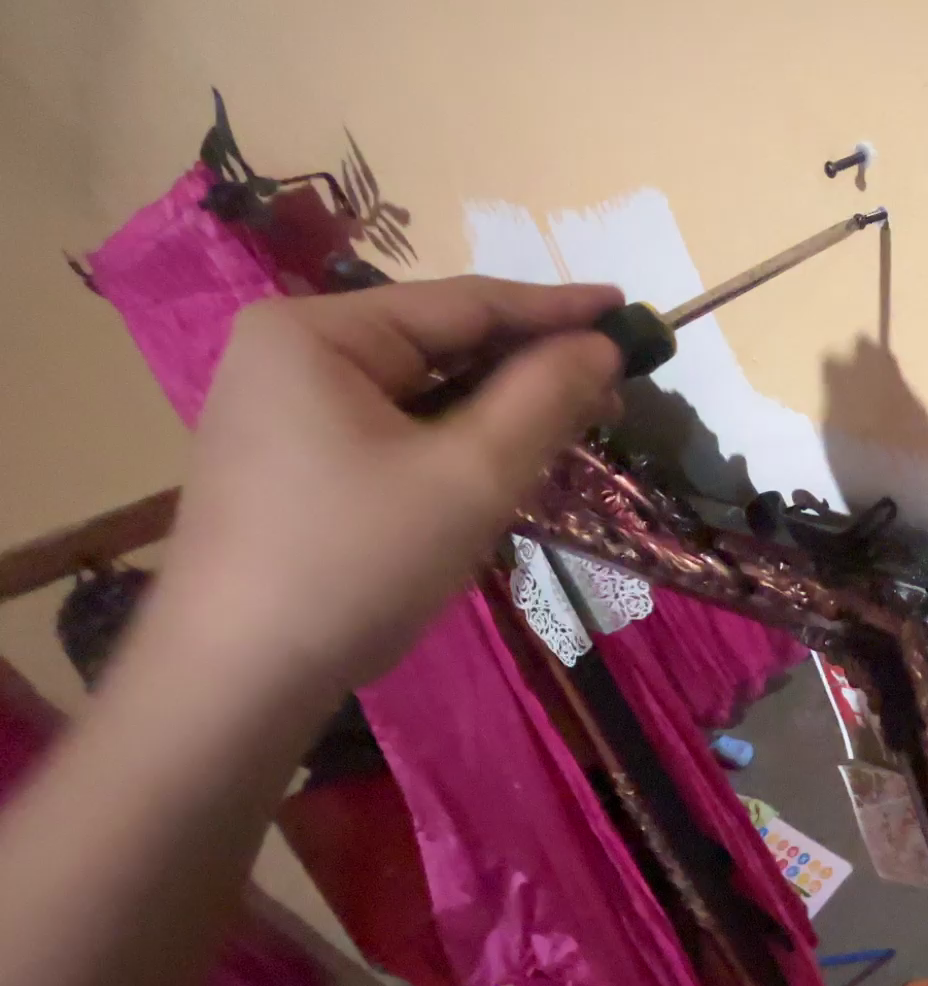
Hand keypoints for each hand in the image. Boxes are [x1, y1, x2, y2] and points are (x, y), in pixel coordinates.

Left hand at [143, 277, 622, 706]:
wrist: (242, 681)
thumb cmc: (360, 561)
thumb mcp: (474, 473)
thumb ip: (546, 397)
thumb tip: (604, 347)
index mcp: (320, 334)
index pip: (465, 304)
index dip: (558, 307)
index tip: (627, 309)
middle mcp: (299, 355)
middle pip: (448, 344)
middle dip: (537, 365)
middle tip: (617, 387)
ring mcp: (297, 410)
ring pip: (434, 389)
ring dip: (512, 405)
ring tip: (583, 421)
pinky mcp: (309, 459)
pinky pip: (412, 427)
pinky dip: (473, 436)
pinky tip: (519, 454)